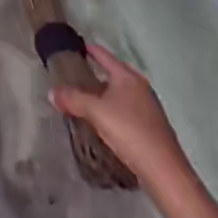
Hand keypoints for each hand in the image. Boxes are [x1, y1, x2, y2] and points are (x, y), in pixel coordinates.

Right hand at [48, 42, 180, 177]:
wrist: (165, 171)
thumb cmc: (130, 132)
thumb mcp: (96, 113)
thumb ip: (73, 99)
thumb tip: (52, 92)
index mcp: (128, 77)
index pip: (104, 55)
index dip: (89, 49)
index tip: (74, 45)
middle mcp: (141, 87)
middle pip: (113, 74)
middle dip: (95, 74)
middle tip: (73, 76)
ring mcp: (149, 108)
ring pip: (120, 93)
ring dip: (104, 95)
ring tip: (84, 100)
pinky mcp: (152, 127)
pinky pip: (127, 110)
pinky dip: (113, 110)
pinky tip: (104, 122)